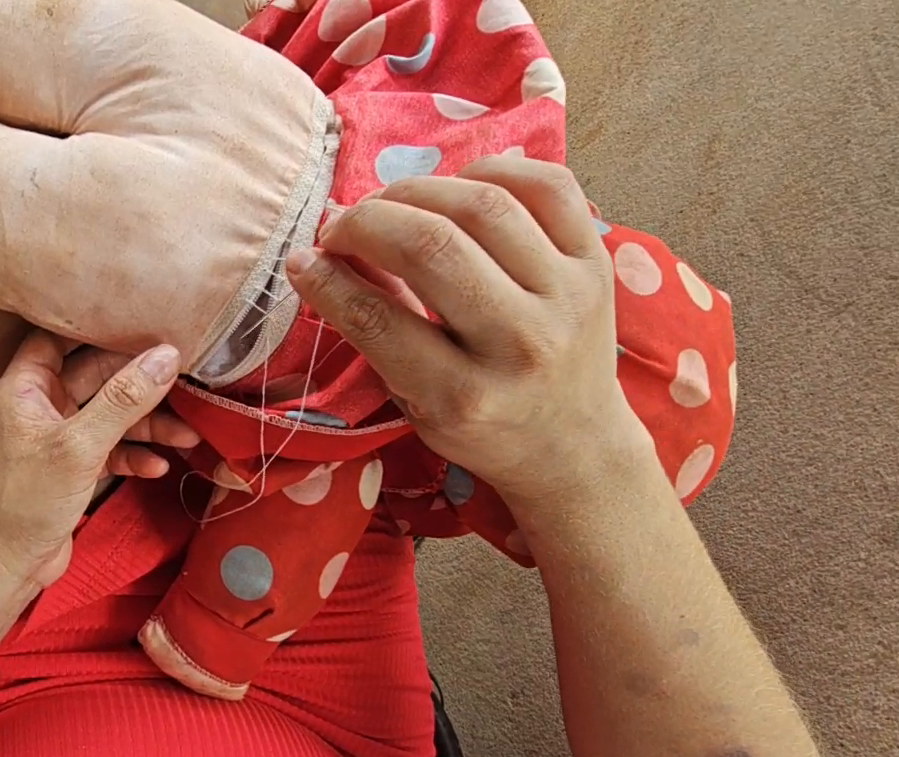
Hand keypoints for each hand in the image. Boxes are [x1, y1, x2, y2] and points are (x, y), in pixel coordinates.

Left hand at [0, 331, 192, 593]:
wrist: (8, 564)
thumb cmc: (27, 500)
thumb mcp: (79, 446)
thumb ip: (124, 400)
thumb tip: (168, 355)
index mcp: (26, 385)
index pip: (60, 334)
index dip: (97, 322)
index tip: (143, 313)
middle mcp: (41, 404)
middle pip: (96, 374)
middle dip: (140, 379)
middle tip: (187, 373)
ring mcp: (59, 436)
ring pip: (110, 415)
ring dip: (147, 424)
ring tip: (188, 433)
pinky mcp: (74, 466)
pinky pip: (111, 448)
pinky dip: (134, 454)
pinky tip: (159, 466)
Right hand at [284, 156, 656, 511]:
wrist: (573, 442)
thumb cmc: (476, 427)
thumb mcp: (414, 402)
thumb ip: (377, 336)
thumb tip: (325, 259)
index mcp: (463, 396)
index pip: (380, 321)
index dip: (329, 282)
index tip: (300, 259)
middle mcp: (520, 343)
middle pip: (433, 248)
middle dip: (368, 223)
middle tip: (338, 227)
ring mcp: (568, 294)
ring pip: (483, 205)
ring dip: (416, 192)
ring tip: (385, 206)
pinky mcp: (598, 261)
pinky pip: (547, 186)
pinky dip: (489, 173)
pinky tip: (453, 190)